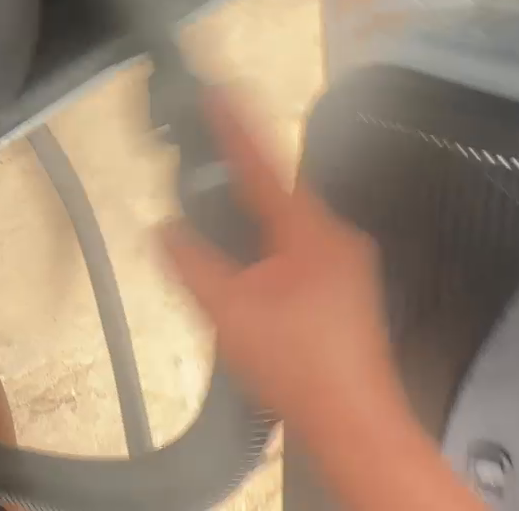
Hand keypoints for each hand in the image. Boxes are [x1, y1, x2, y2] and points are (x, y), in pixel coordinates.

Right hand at [161, 94, 406, 445]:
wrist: (353, 427)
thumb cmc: (298, 368)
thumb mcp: (224, 308)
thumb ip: (188, 258)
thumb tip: (164, 230)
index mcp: (310, 232)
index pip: (261, 163)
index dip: (233, 124)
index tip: (216, 90)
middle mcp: (334, 238)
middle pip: (272, 192)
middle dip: (234, 184)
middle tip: (201, 175)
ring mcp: (343, 263)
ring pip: (282, 223)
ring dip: (246, 221)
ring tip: (217, 239)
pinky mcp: (341, 286)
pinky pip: (292, 247)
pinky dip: (261, 246)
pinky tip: (243, 274)